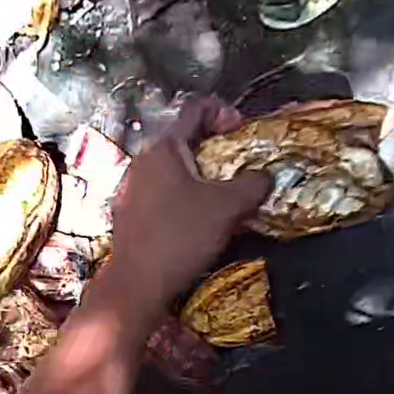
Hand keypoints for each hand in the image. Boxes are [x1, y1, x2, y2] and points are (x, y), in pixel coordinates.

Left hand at [104, 96, 270, 312]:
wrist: (137, 284)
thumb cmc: (181, 237)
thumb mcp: (228, 207)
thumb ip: (252, 185)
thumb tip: (265, 177)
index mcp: (163, 147)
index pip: (196, 108)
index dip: (224, 111)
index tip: (242, 131)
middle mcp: (141, 162)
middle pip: (183, 141)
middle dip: (214, 150)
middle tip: (236, 168)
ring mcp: (130, 190)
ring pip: (172, 171)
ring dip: (199, 179)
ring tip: (220, 199)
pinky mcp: (127, 216)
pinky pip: (160, 195)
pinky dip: (182, 199)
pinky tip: (196, 222)